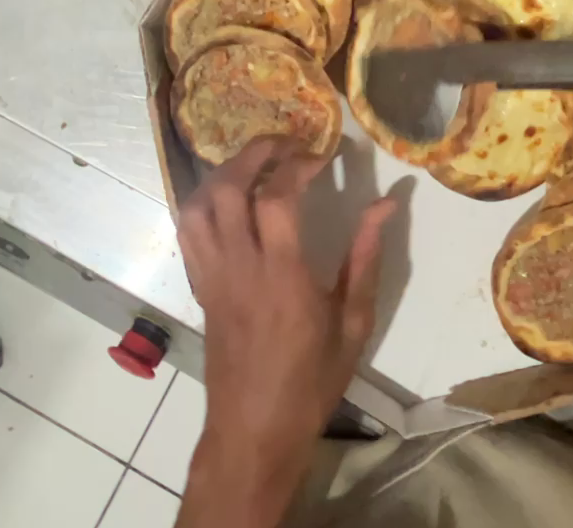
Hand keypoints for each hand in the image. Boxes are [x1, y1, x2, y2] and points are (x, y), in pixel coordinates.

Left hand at [176, 137, 396, 527]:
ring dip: (225, 170)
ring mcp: (211, 274)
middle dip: (256, 152)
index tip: (324, 155)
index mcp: (283, 275)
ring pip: (199, 203)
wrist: (253, 430)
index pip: (277, 196)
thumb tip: (385, 203)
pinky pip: (187, 229)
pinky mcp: (199, 285)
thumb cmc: (311, 381)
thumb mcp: (353, 323)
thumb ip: (365, 257)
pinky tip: (228, 197)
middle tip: (286, 142)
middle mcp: (239, 266)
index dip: (299, 163)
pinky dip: (203, 199)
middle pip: (228, 187)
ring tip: (256, 162)